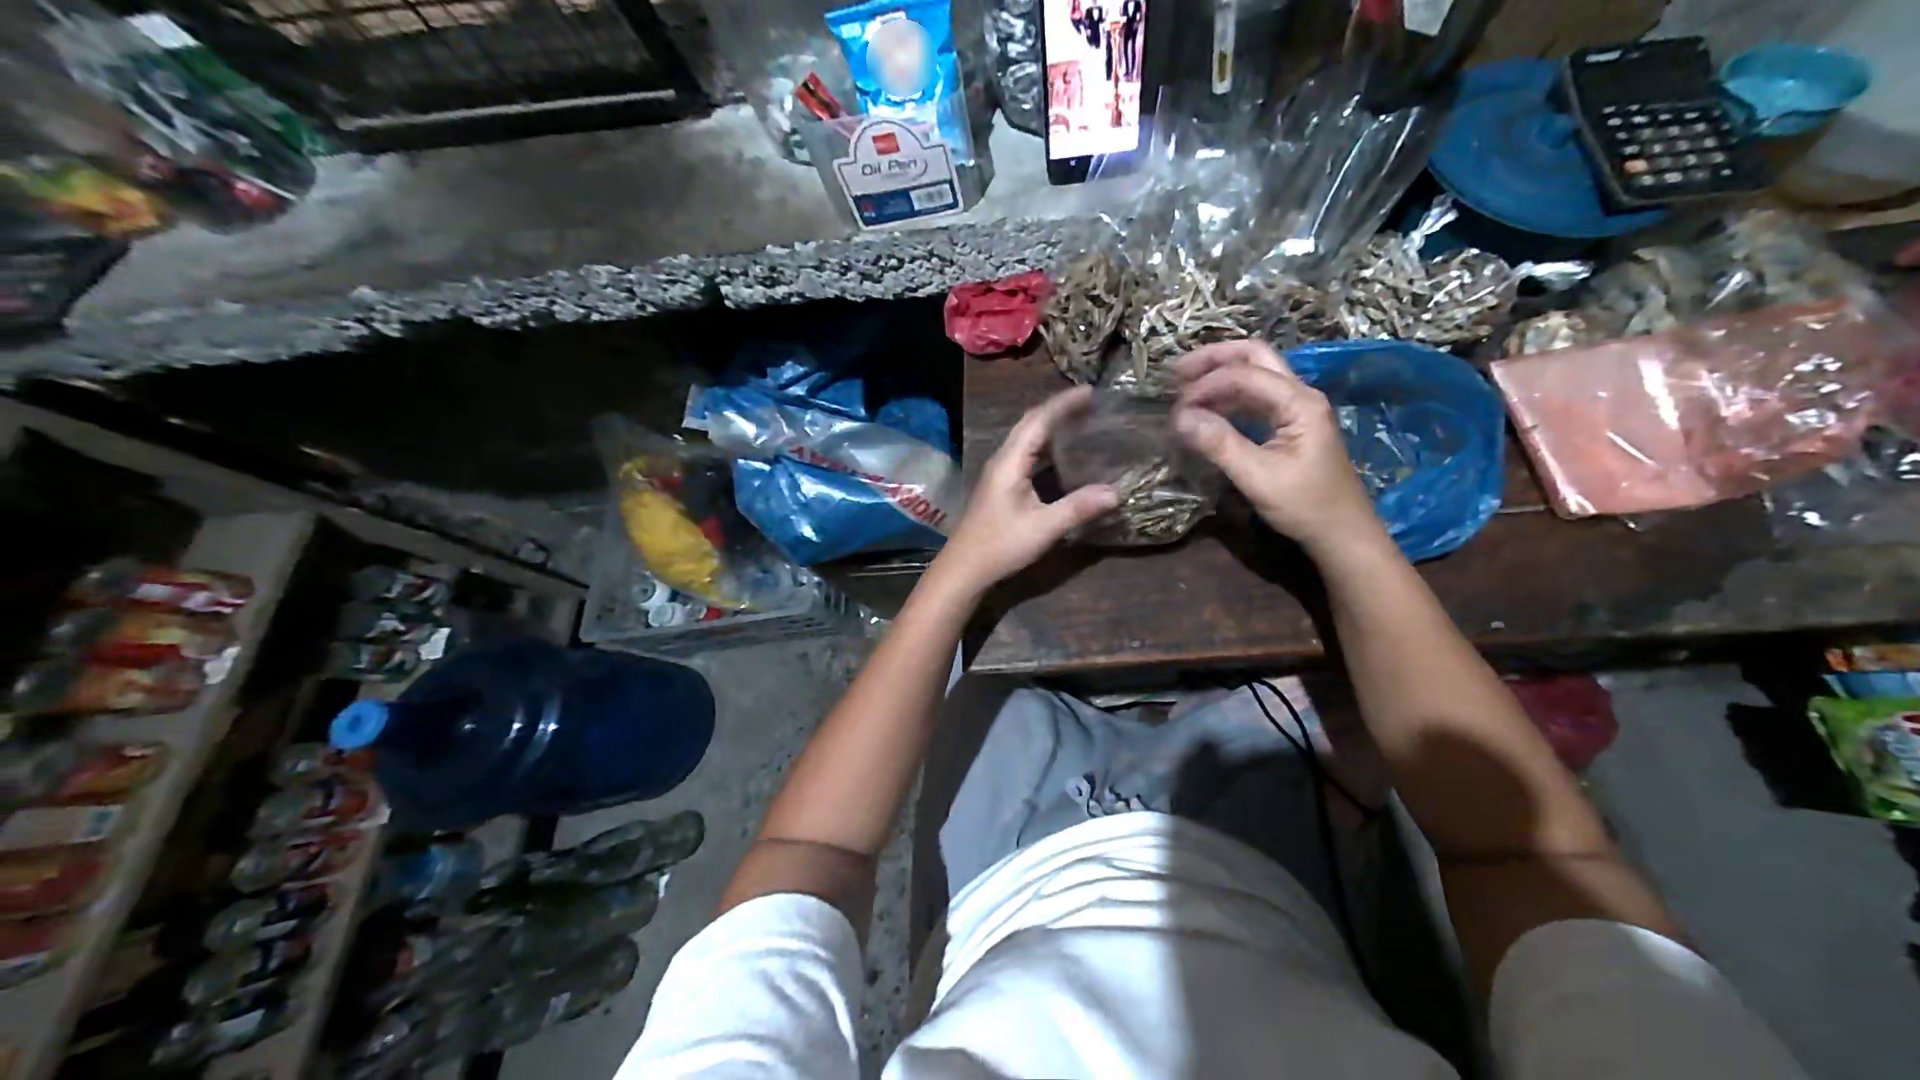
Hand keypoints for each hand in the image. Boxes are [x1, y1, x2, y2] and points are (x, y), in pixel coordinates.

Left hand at [935, 385, 1120, 593]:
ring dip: (1051, 427)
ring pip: (1027, 440)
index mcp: (1010, 462)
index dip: (1063, 404)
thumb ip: (1078, 508)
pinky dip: (1046, 448)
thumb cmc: (1000, 545)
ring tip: (1081, 422)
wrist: (964, 568)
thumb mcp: (1043, 528)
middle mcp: (1002, 460)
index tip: (1090, 392)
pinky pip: (1026, 455)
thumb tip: (1116, 492)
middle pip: (1030, 424)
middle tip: (1090, 403)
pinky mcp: (1001, 487)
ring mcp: (1000, 473)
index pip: (1038, 420)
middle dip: (1059, 410)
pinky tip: (1063, 456)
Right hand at [1170, 341, 1381, 554]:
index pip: (1245, 375)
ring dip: (1219, 377)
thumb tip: (1179, 418)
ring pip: (1255, 375)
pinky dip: (1227, 398)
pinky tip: (1206, 411)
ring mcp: (1296, 408)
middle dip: (1214, 360)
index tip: (1175, 408)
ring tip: (1184, 391)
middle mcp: (1300, 395)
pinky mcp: (1289, 424)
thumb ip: (1219, 443)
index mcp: (1299, 402)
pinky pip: (1255, 398)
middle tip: (1176, 373)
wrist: (1342, 533)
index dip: (1206, 385)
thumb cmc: (1305, 506)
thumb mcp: (1257, 477)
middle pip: (1254, 357)